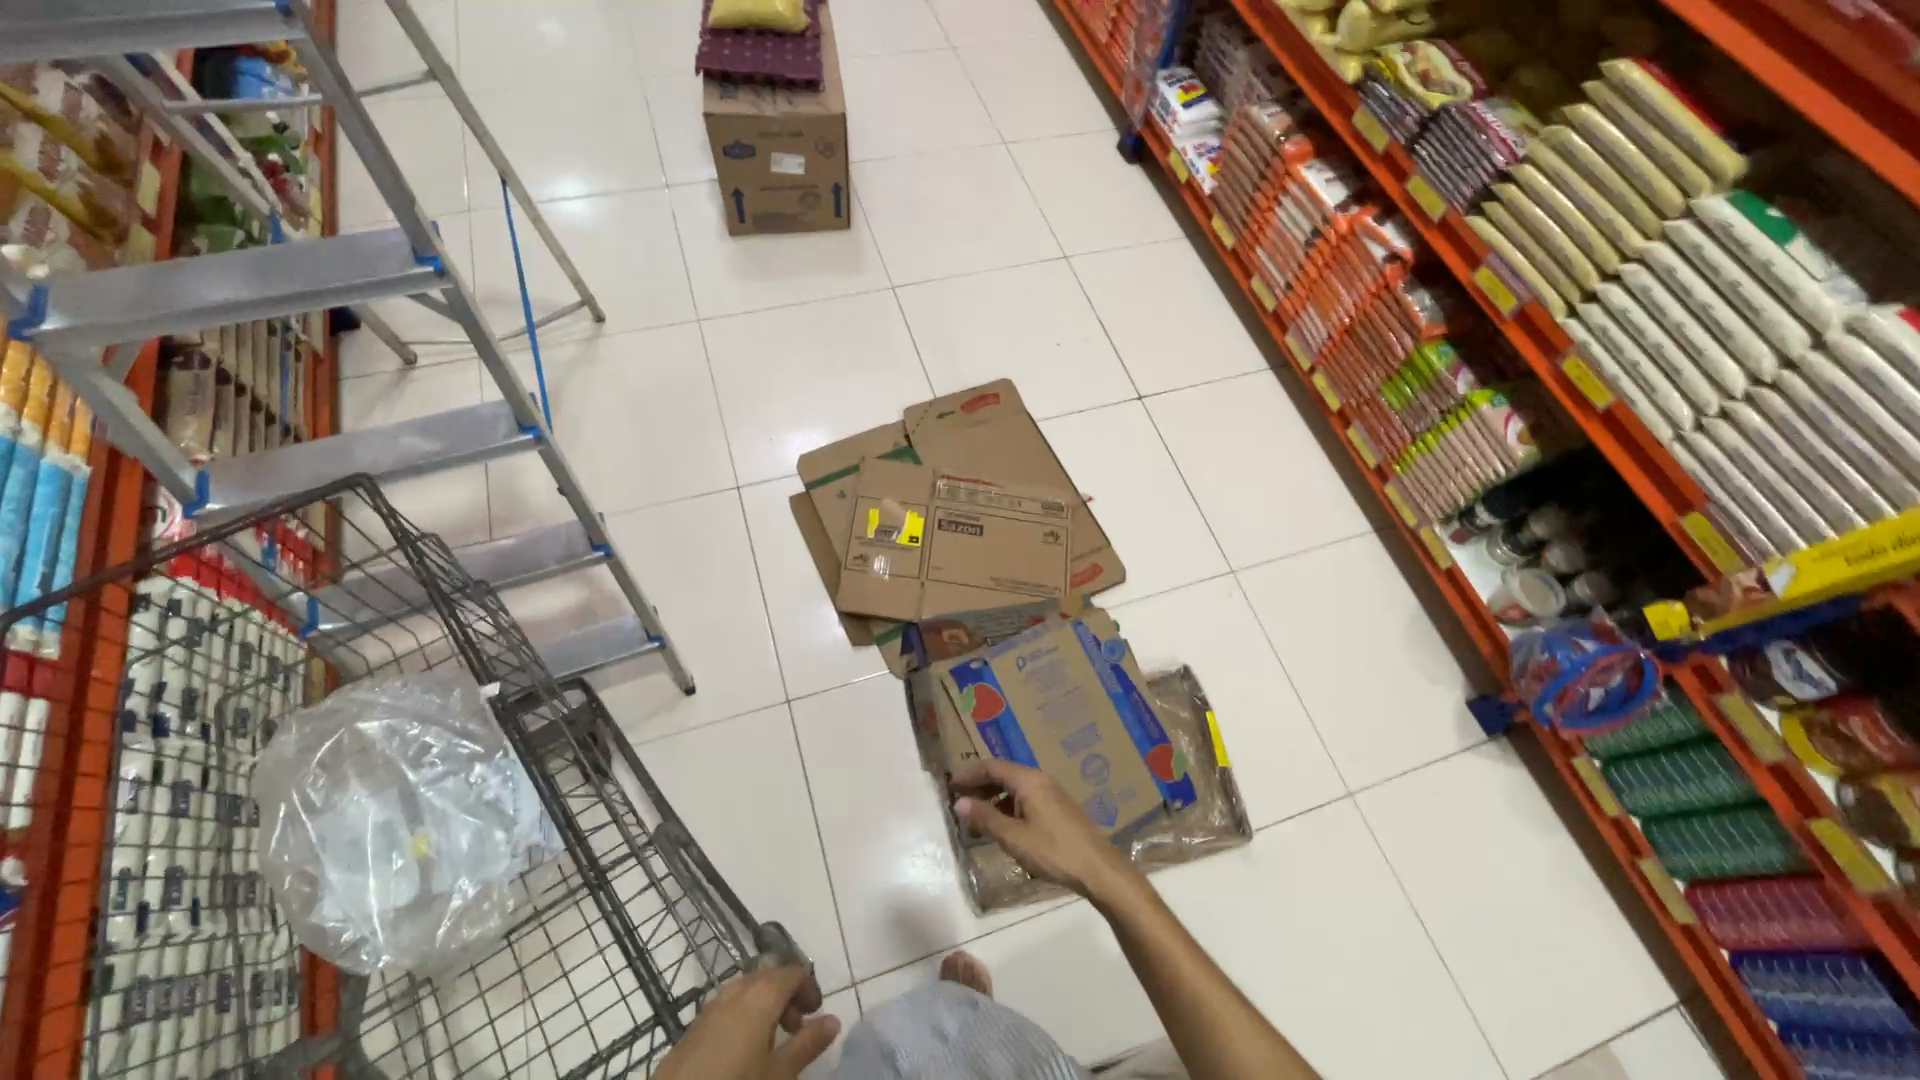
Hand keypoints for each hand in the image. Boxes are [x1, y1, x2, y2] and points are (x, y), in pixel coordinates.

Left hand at [654, 965, 837, 1079]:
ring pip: (747, 991)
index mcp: (761, 994)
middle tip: (798, 1027)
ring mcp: (711, 1006)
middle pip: (770, 977)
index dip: (809, 988)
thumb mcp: (780, 1073)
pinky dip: (744, 1017)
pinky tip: (743, 1051)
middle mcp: (736, 990)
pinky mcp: (694, 1026)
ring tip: (772, 1042)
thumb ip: (808, 1043)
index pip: (793, 972)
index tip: (816, 1014)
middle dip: (788, 996)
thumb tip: (833, 1020)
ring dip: (766, 1006)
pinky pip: (728, 1007)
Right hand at [951, 757, 1140, 900]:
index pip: (991, 767)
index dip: (968, 775)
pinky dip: (1008, 808)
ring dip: (993, 800)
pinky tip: (1002, 828)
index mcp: (1028, 780)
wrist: (1098, 869)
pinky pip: (1026, 799)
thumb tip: (960, 802)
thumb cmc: (1053, 851)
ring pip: (1014, 788)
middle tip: (960, 805)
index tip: (950, 788)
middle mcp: (1040, 780)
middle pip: (1003, 775)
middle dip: (979, 788)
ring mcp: (1051, 793)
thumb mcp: (1013, 837)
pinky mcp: (1057, 808)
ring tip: (977, 822)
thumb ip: (986, 818)